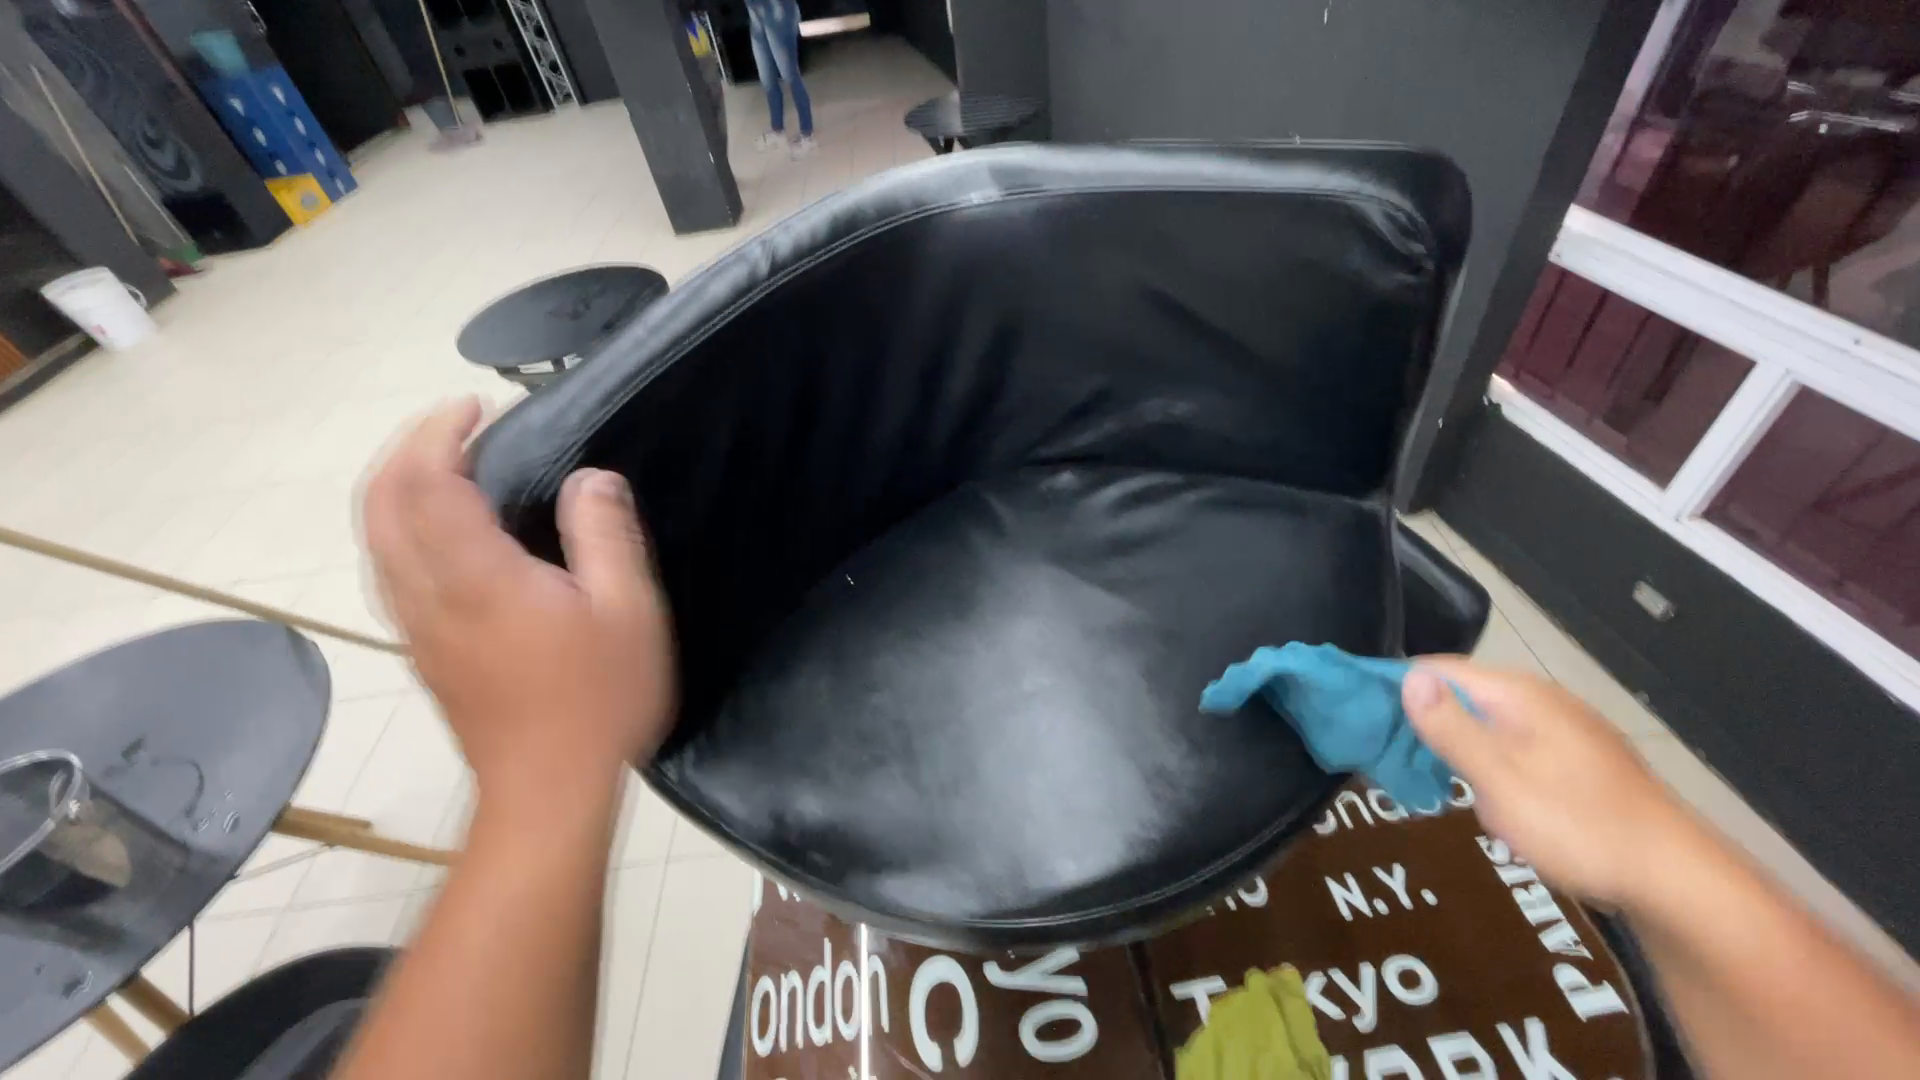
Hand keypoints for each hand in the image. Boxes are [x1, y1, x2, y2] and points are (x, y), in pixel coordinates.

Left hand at [363, 399, 675, 815]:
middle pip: (380, 505)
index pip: (426, 485)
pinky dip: (403, 526)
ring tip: (447, 465)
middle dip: (405, 450)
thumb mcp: (628, 612)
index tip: (476, 406)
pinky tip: (447, 531)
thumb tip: (591, 479)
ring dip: (397, 487)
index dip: (439, 434)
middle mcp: (428, 596)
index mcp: (478, 578)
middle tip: (455, 425)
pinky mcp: (424, 651)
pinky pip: (390, 569)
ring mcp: (418, 627)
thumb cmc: (599, 699)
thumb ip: (606, 537)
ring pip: (376, 539)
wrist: (548, 791)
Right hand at [1402, 657, 1692, 907]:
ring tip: (1419, 776)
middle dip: (1419, 718)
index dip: (1393, 685)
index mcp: (1518, 695)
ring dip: (1449, 743)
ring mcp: (1562, 729)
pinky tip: (1477, 792)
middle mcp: (1540, 701)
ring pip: (1485, 721)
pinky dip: (1481, 758)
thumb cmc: (1577, 825)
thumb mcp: (1499, 778)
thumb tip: (1408, 675)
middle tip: (1381, 754)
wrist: (1678, 881)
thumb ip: (1451, 728)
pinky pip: (1510, 744)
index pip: (1437, 668)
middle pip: (1460, 693)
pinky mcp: (1576, 759)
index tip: (1358, 713)